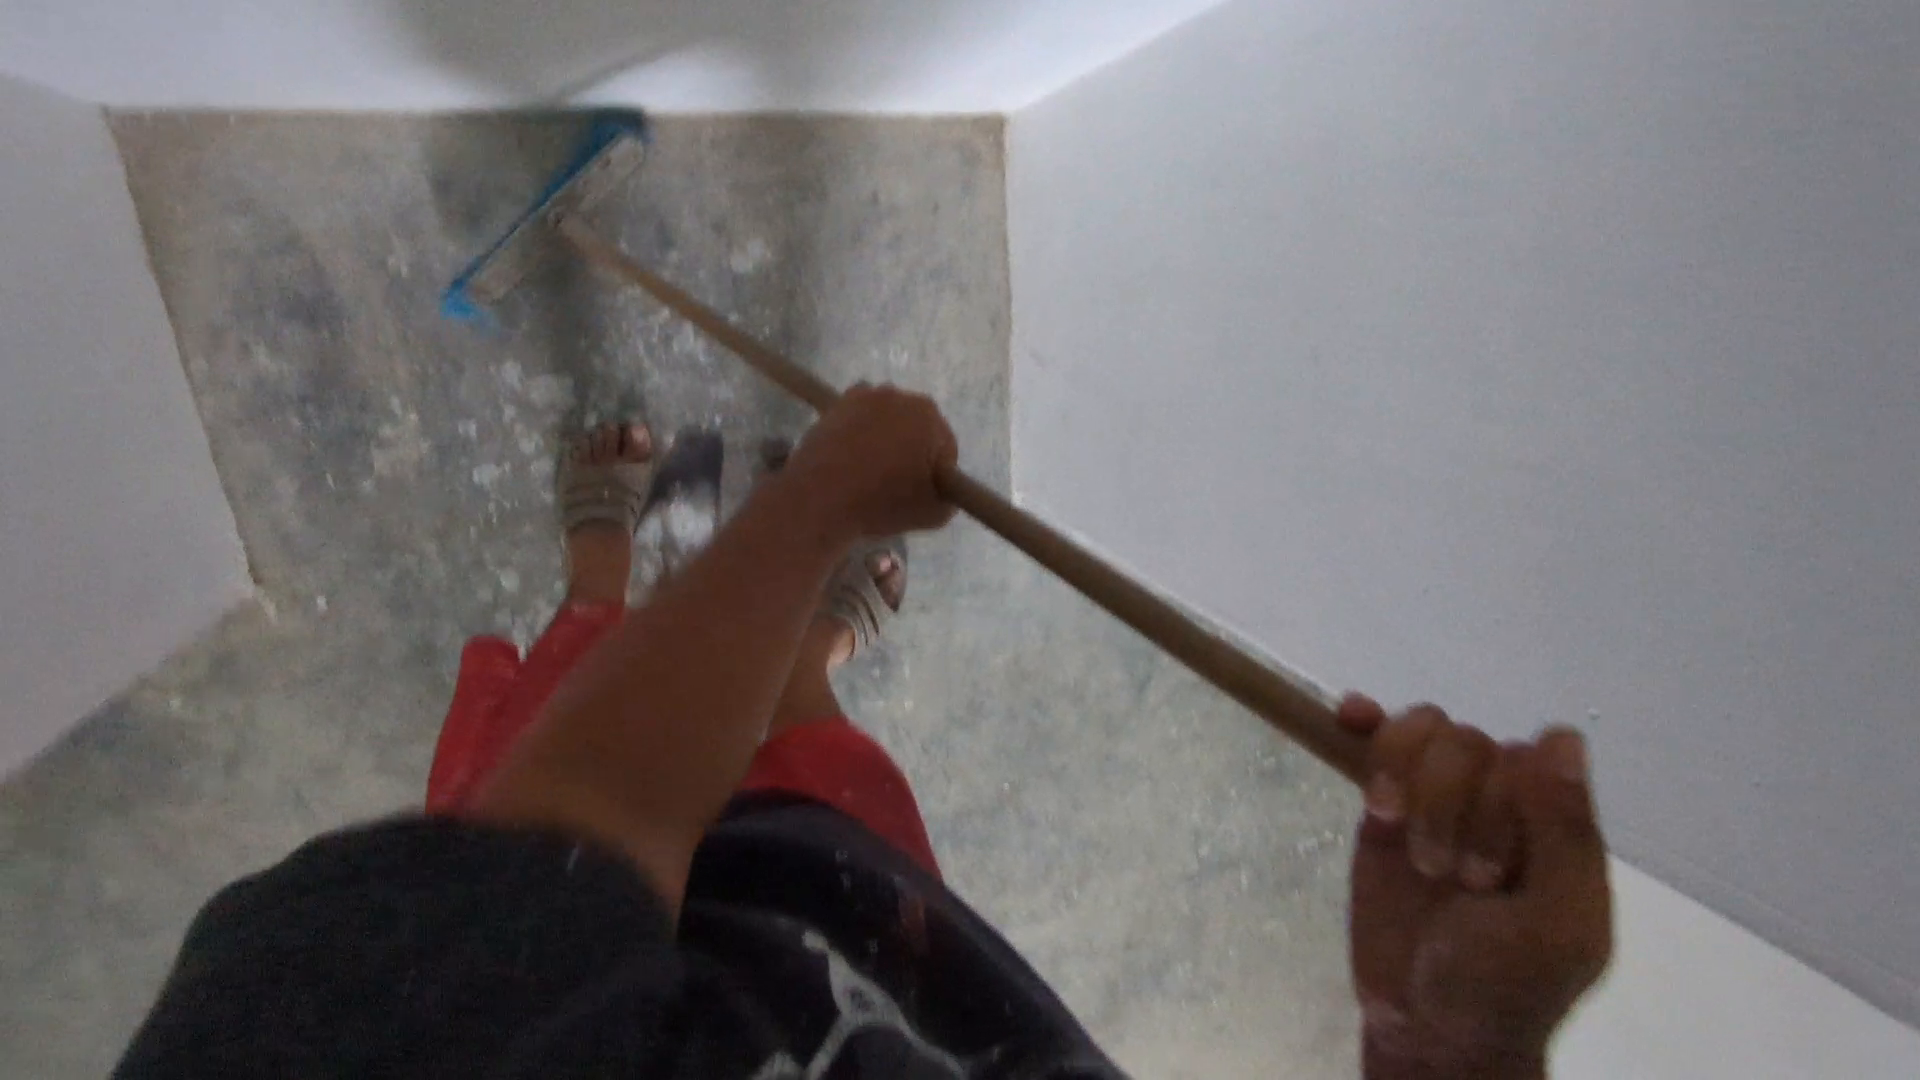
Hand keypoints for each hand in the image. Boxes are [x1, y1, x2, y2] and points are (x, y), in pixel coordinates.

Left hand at [783, 382, 958, 538]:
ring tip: (871, 476)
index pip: (946, 447)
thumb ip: (949, 497)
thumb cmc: (883, 503)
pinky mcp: (834, 406)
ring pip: (887, 423)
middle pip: (916, 430)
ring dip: (886, 442)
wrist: (820, 499)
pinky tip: (852, 462)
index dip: (939, 475)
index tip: (923, 495)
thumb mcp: (935, 513)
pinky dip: (859, 435)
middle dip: (912, 453)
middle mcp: (899, 395)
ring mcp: (863, 396)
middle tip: (899, 486)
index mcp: (929, 415)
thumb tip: (942, 490)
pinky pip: (858, 421)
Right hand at [1341, 696, 1612, 1079]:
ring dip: (1401, 776)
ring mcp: (1433, 796)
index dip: (1501, 800)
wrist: (1426, 1018)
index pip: (1527, 756)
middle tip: (1446, 876)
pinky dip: (1364, 721)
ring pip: (1419, 731)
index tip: (1490, 871)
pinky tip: (1349, 716)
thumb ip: (1565, 832)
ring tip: (1395, 831)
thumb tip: (1560, 735)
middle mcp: (1497, 797)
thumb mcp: (1555, 923)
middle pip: (1465, 741)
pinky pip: (1374, 743)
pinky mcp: (1381, 803)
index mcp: (1552, 822)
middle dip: (1446, 808)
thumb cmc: (1504, 981)